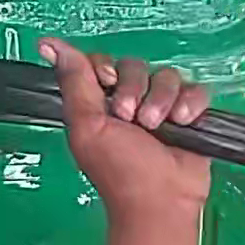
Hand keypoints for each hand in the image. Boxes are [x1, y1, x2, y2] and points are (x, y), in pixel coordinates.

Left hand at [40, 38, 211, 220]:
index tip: (108, 90)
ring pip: (167, 76)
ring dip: (162, 100)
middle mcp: (132, 101)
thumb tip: (49, 44)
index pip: (104, 62)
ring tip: (158, 127)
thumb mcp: (88, 126)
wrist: (161, 200)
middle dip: (136, 90)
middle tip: (133, 120)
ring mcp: (162, 107)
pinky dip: (191, 103)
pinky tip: (183, 122)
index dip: (108, 71)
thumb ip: (73, 83)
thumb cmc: (121, 171)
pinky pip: (195, 89)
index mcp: (101, 103)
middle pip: (136, 66)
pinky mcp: (190, 114)